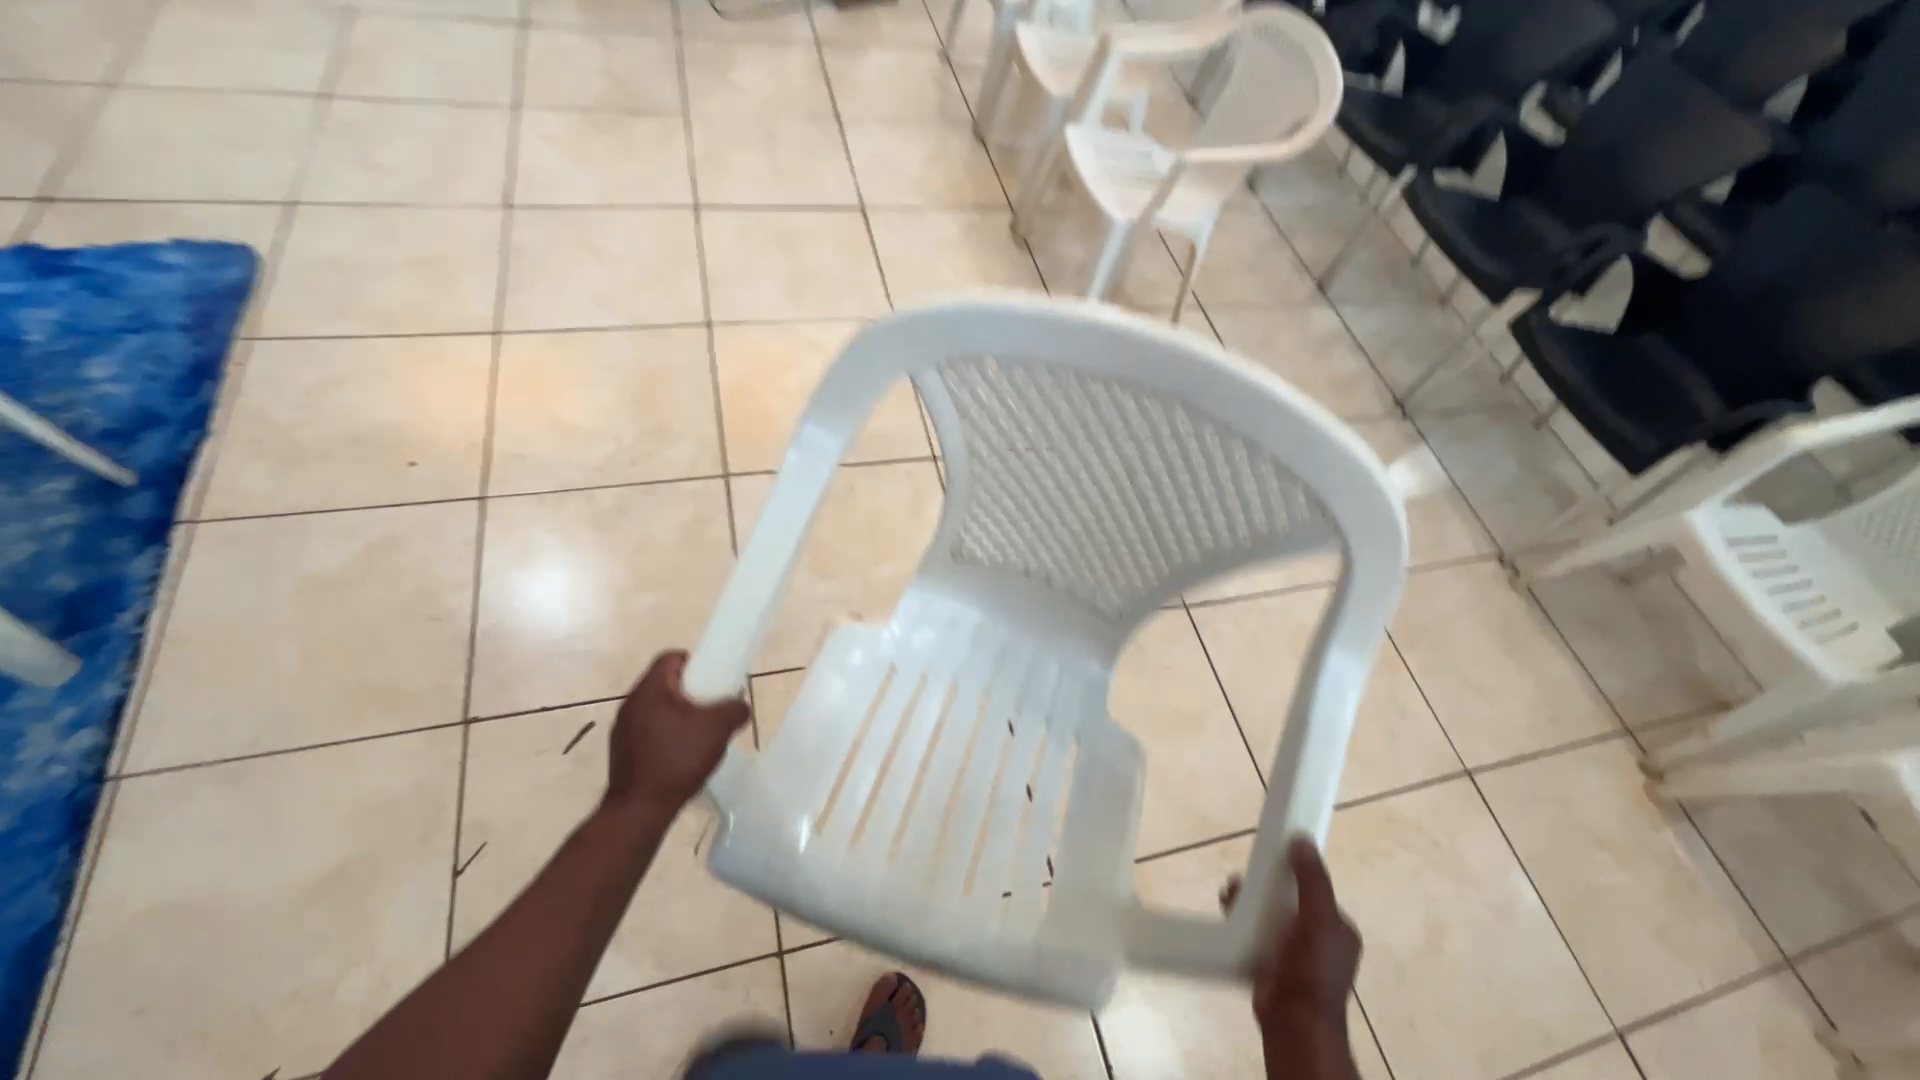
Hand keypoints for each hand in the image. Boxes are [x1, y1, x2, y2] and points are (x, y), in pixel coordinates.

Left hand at [604, 651, 749, 815]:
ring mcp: (622, 728)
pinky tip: (681, 757)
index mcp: (650, 689)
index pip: (671, 658)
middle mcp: (631, 703)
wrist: (640, 808)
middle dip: (691, 693)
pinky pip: (648, 731)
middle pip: (665, 684)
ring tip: (699, 736)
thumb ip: (734, 709)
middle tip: (711, 709)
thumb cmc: (678, 759)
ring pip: (657, 709)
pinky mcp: (621, 751)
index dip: (696, 662)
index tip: (713, 680)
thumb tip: (739, 706)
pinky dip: (666, 736)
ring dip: (678, 716)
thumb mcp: (717, 729)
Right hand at [1221, 839, 1363, 1079]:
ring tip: (1229, 891)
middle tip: (1243, 877)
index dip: (1295, 873)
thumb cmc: (1312, 970)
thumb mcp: (1320, 919)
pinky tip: (1226, 911)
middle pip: (1287, 902)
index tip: (1273, 858)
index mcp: (1338, 931)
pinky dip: (1238, 922)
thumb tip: (1302, 839)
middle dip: (1264, 887)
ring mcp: (1291, 955)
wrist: (1293, 1024)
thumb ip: (1313, 881)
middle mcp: (1316, 941)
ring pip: (1267, 917)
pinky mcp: (1267, 965)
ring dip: (1248, 902)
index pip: (1316, 892)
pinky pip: (1252, 935)